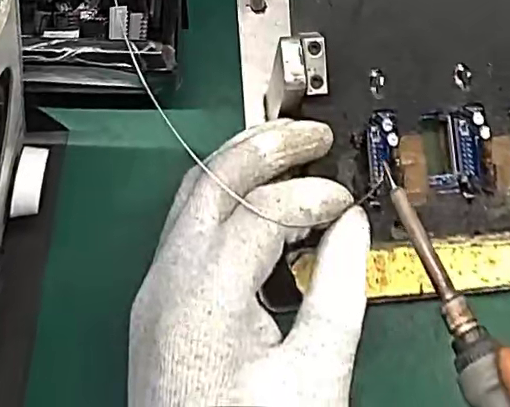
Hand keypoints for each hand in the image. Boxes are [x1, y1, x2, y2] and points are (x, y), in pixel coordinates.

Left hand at [130, 120, 370, 406]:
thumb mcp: (316, 377)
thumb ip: (341, 288)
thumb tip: (352, 223)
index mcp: (202, 296)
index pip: (261, 208)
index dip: (313, 195)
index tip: (348, 204)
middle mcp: (167, 280)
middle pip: (215, 175)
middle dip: (269, 142)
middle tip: (315, 132)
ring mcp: (157, 289)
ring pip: (197, 190)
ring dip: (245, 159)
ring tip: (291, 144)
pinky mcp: (161, 302)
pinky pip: (192, 221)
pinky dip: (231, 194)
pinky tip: (263, 195)